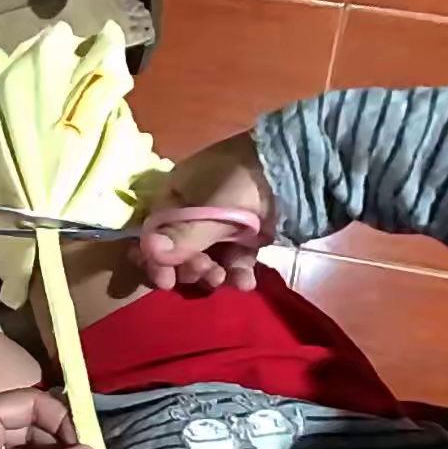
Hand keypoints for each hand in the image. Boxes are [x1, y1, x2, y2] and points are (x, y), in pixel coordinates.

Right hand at [135, 132, 274, 291]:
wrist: (299, 165)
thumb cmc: (243, 181)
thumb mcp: (211, 209)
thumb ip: (182, 235)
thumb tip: (148, 252)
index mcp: (176, 194)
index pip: (156, 233)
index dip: (157, 260)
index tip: (165, 282)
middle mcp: (196, 209)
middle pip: (182, 249)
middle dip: (191, 268)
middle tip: (206, 273)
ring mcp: (224, 222)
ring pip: (210, 257)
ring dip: (214, 274)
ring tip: (226, 280)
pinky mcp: (249, 233)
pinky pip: (236, 257)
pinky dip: (238, 272)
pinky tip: (245, 283)